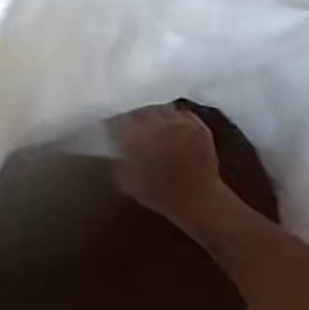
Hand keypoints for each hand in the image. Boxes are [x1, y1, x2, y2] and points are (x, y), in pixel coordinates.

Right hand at [108, 102, 228, 228]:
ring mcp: (179, 122)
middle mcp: (156, 123)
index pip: (117, 122)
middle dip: (133, 121)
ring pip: (160, 110)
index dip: (113, 127)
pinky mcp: (197, 124)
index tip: (111, 133)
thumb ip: (119, 160)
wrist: (197, 199)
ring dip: (153, 117)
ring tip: (151, 128)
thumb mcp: (128, 182)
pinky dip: (173, 120)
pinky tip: (171, 129)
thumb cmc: (159, 196)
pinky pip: (180, 114)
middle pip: (139, 113)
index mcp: (135, 137)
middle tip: (131, 130)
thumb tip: (115, 148)